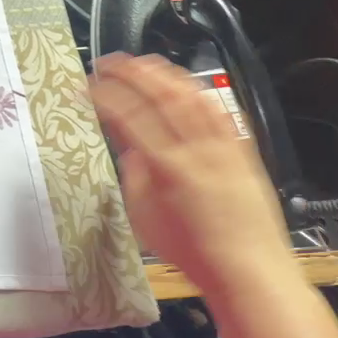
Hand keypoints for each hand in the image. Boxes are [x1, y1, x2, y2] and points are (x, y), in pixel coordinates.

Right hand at [90, 53, 293, 295]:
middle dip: (130, 72)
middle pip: (161, 95)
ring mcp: (225, 149)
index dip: (103, 94)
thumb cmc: (192, 252)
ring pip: (193, 95)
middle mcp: (198, 151)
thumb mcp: (143, 214)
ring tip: (142, 64)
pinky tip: (184, 84)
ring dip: (163, 73)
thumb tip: (127, 143)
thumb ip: (133, 171)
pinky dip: (198, 91)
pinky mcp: (244, 153)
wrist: (251, 275)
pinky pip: (221, 111)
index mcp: (168, 168)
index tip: (86, 85)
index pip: (128, 115)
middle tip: (108, 63)